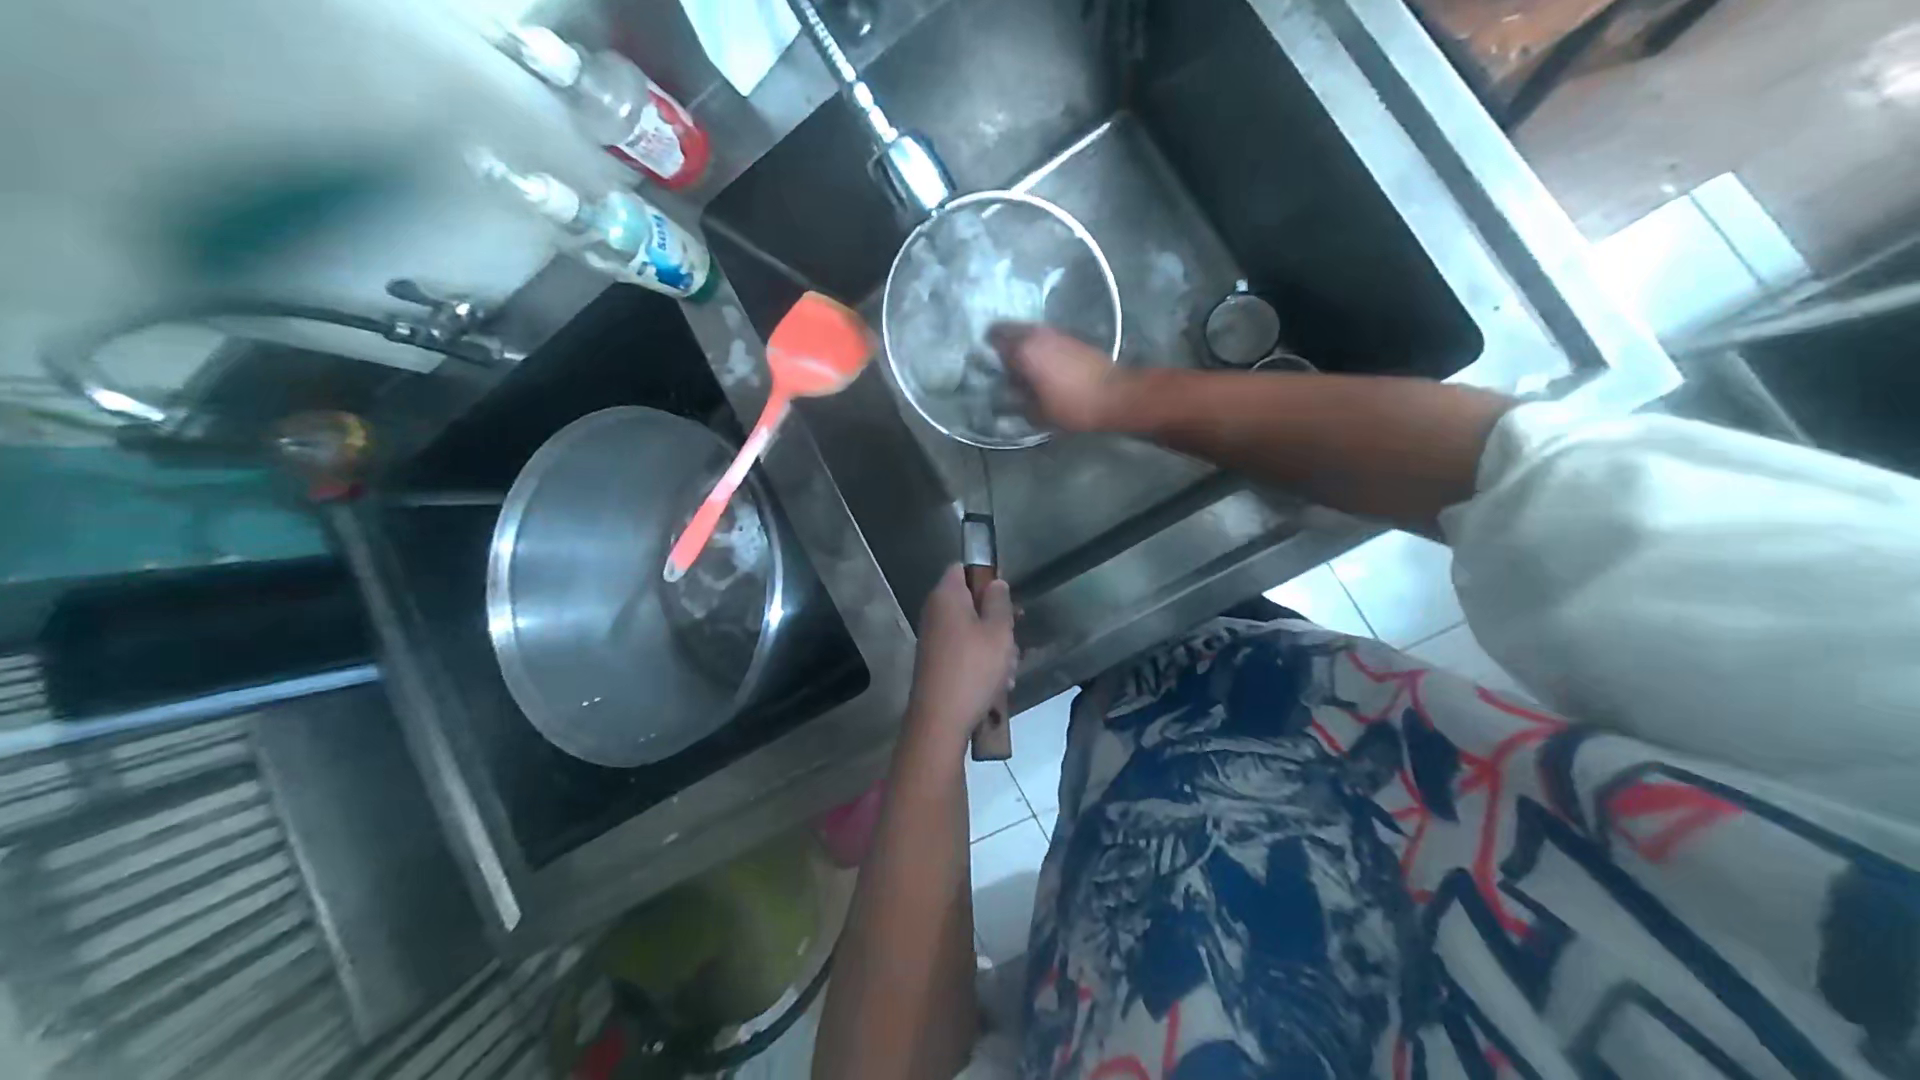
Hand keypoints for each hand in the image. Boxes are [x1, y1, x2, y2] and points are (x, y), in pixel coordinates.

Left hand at [906, 564, 1015, 746]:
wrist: (940, 720)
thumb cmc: (973, 668)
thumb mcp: (998, 631)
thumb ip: (999, 602)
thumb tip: (995, 583)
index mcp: (946, 596)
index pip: (963, 568)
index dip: (986, 576)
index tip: (1007, 596)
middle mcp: (935, 613)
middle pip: (971, 603)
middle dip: (997, 620)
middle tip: (1014, 640)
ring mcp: (934, 640)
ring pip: (972, 632)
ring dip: (994, 648)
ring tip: (1009, 671)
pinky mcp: (937, 664)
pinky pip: (965, 653)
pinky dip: (982, 665)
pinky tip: (997, 686)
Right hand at [988, 322, 1126, 433]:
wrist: (1115, 396)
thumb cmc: (1072, 406)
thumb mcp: (1037, 414)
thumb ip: (1018, 403)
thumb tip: (1012, 394)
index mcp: (1023, 350)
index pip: (995, 337)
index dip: (987, 347)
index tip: (985, 359)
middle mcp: (1038, 334)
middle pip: (1011, 329)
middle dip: (1004, 342)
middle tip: (1001, 361)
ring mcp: (1058, 333)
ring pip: (1031, 332)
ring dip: (1023, 344)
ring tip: (1022, 365)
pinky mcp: (1073, 339)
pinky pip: (1047, 338)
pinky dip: (1040, 347)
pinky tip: (1042, 366)